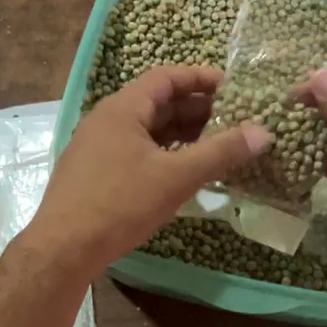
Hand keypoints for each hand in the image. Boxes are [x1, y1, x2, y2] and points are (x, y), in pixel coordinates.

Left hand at [24, 66, 270, 274]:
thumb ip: (220, 152)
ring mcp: (97, 146)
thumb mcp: (176, 177)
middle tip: (235, 119)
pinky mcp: (95, 171)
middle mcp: (107, 119)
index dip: (201, 78)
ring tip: (218, 144)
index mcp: (123, 108)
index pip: (166, 77)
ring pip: (147, 129)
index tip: (234, 88)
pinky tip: (185, 171)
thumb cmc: (120, 204)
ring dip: (182, 133)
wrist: (62, 249)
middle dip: (197, 109)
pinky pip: (137, 149)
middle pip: (158, 102)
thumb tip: (263, 132)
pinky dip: (164, 152)